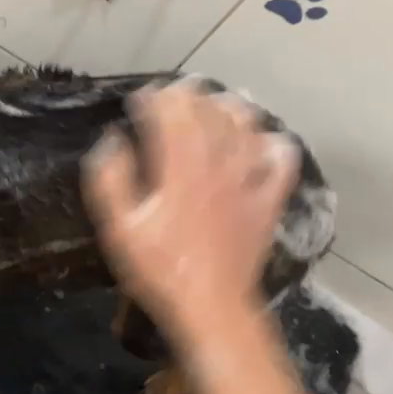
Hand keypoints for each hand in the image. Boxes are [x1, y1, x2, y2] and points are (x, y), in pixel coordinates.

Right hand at [83, 84, 296, 340]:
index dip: (157, 100)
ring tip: (223, 100)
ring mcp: (246, 185)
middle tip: (180, 88)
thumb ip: (112, 181)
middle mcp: (216, 168)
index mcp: (177, 172)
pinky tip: (269, 140)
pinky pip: (280, 166)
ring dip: (234, 110)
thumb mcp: (119, 228)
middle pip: (209, 118)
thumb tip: (111, 142)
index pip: (171, 120)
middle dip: (193, 96)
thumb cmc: (158, 268)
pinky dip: (276, 147)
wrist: (210, 305)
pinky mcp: (266, 203)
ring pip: (247, 132)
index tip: (143, 94)